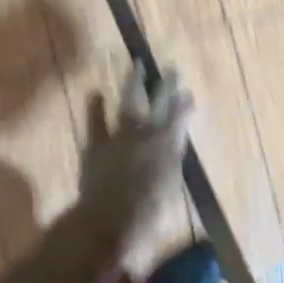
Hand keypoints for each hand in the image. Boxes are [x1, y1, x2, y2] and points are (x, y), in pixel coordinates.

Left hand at [78, 63, 193, 234]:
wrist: (112, 217)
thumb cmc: (150, 210)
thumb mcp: (172, 184)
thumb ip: (173, 159)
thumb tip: (175, 144)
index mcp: (168, 144)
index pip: (180, 117)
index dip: (185, 104)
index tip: (188, 92)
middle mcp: (147, 133)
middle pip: (159, 103)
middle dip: (166, 85)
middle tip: (171, 68)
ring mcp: (120, 136)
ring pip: (129, 102)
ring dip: (133, 83)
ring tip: (137, 65)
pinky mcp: (97, 144)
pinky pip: (96, 121)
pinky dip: (95, 107)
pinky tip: (95, 93)